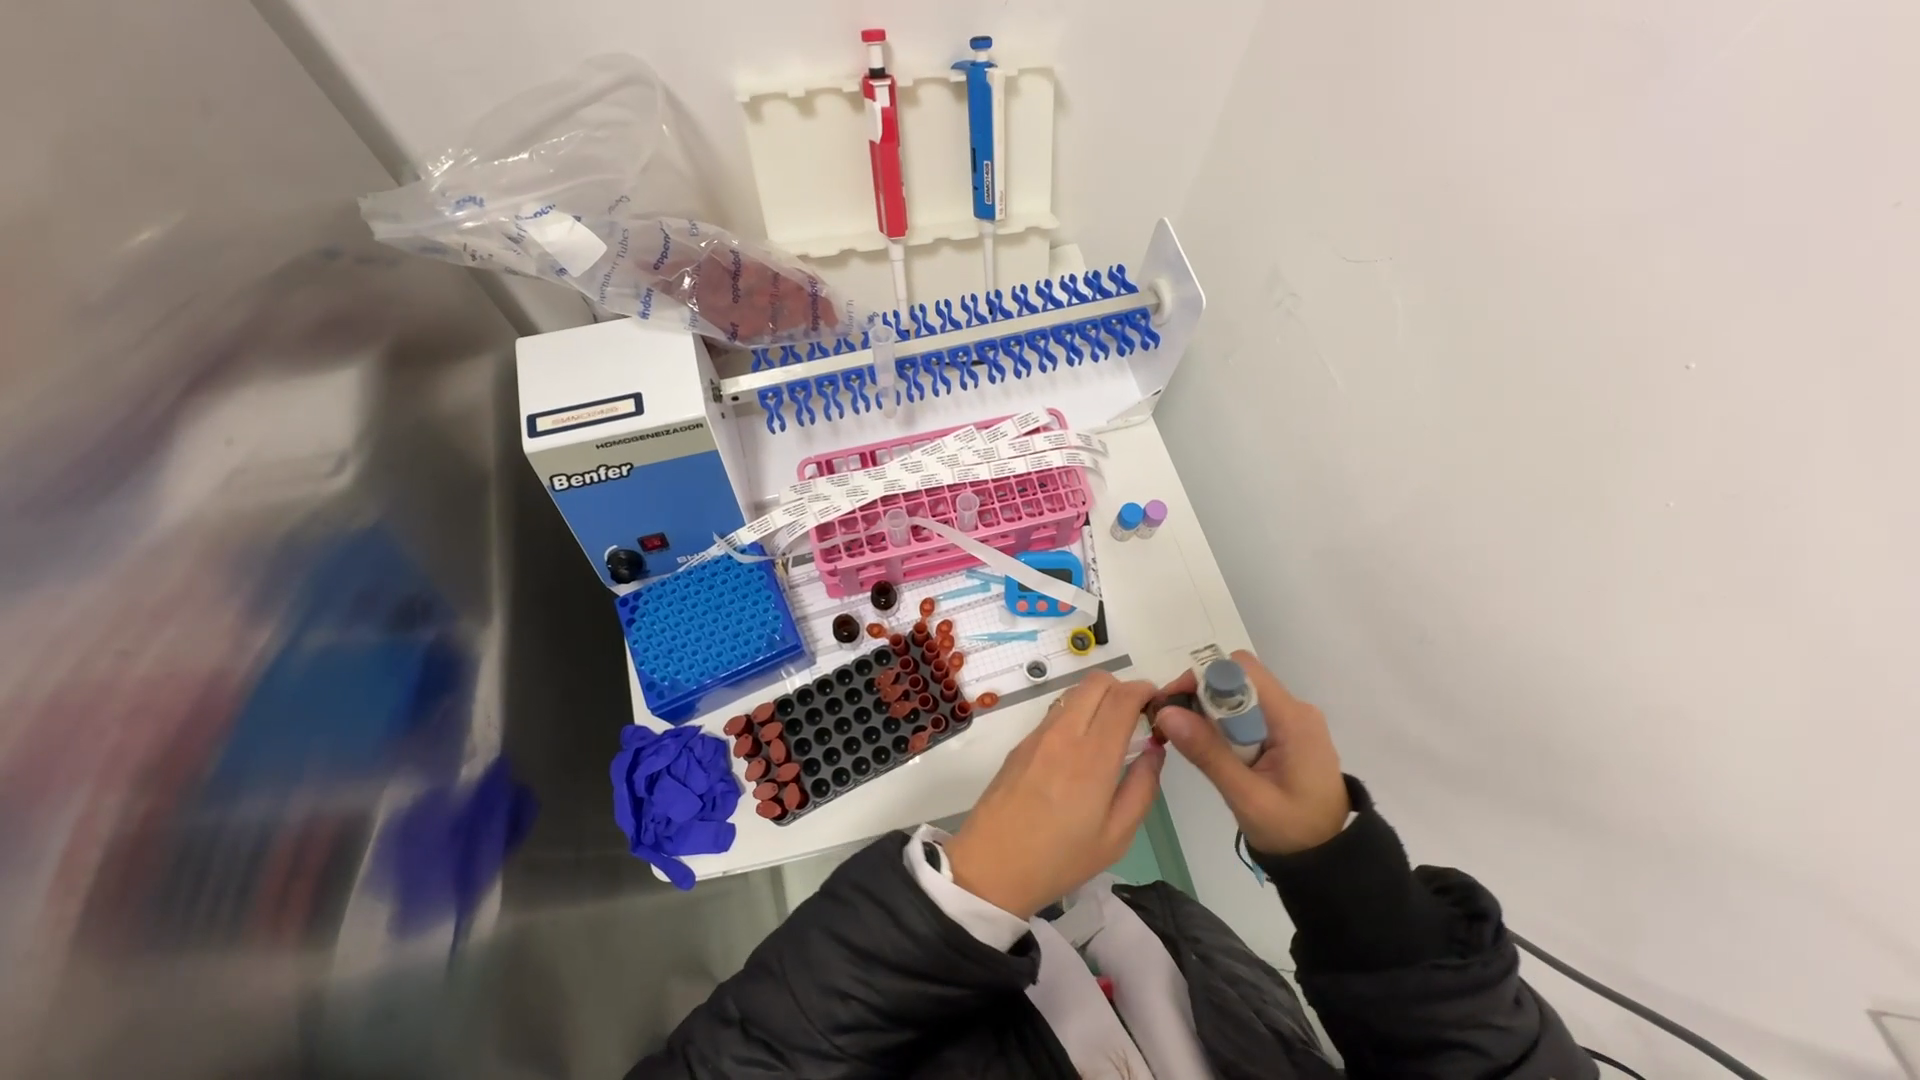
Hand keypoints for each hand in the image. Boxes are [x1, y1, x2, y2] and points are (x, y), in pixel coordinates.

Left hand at [945, 672, 1164, 918]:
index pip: (1123, 697)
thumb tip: (1154, 750)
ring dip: (1098, 700)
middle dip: (1123, 688)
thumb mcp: (1116, 837)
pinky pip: (1055, 714)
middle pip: (1097, 681)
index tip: (1159, 707)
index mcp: (1093, 757)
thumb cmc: (1059, 860)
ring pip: (1073, 694)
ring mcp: (1037, 736)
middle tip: (1136, 719)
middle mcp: (1064, 735)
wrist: (990, 868)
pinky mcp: (1020, 745)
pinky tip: (1079, 753)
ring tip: (1109, 736)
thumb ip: (1142, 787)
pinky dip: (1076, 716)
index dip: (1146, 691)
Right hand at [1152, 652, 1349, 855]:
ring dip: (1209, 712)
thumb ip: (1208, 753)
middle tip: (1172, 726)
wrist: (1331, 857)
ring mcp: (1292, 720)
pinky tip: (1211, 750)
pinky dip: (1223, 725)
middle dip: (1200, 696)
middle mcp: (1294, 709)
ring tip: (1186, 741)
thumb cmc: (1292, 830)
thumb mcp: (1246, 797)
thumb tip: (1167, 712)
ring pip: (1239, 696)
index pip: (1241, 669)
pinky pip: (1247, 713)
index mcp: (1292, 719)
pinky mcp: (1286, 733)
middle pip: (1237, 679)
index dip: (1202, 677)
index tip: (1172, 703)